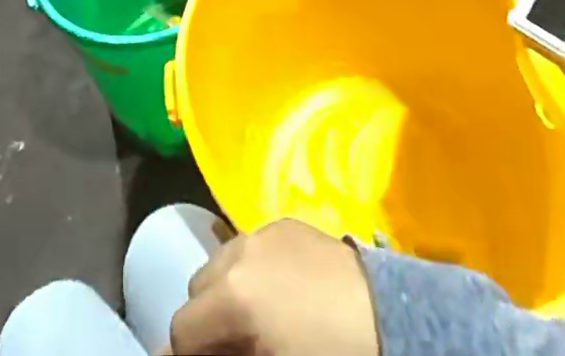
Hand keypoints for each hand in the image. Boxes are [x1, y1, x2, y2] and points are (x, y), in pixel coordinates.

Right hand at [168, 220, 379, 355]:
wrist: (383, 313)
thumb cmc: (326, 351)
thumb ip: (224, 352)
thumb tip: (193, 350)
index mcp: (233, 294)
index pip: (181, 328)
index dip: (190, 353)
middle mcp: (240, 252)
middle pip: (197, 286)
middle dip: (206, 318)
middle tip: (233, 343)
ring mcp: (264, 231)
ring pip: (222, 260)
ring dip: (226, 287)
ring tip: (255, 314)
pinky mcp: (287, 222)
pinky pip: (251, 246)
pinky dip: (252, 267)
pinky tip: (278, 289)